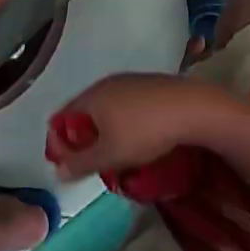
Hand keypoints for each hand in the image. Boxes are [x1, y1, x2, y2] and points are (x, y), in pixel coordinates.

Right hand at [44, 74, 239, 180]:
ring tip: (116, 153)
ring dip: (106, 130)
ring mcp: (130, 80)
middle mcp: (107, 82)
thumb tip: (58, 170)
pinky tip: (139, 137)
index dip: (60, 141)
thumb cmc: (144, 132)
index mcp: (91, 96)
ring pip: (107, 108)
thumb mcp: (109, 155)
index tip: (69, 163)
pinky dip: (125, 121)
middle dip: (84, 137)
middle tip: (93, 161)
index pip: (62, 116)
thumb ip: (80, 163)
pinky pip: (127, 104)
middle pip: (85, 111)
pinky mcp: (150, 84)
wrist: (191, 108)